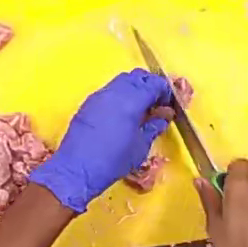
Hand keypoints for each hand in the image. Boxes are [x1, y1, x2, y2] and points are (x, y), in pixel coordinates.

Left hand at [30, 70, 171, 212]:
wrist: (77, 169)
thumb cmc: (113, 161)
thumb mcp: (141, 146)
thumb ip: (155, 126)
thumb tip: (164, 116)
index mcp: (131, 99)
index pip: (154, 83)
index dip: (166, 91)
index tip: (170, 104)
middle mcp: (114, 92)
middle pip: (137, 76)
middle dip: (150, 85)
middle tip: (157, 104)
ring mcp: (98, 96)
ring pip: (121, 81)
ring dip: (134, 89)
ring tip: (141, 109)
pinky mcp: (88, 104)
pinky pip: (109, 91)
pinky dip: (120, 95)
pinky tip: (123, 114)